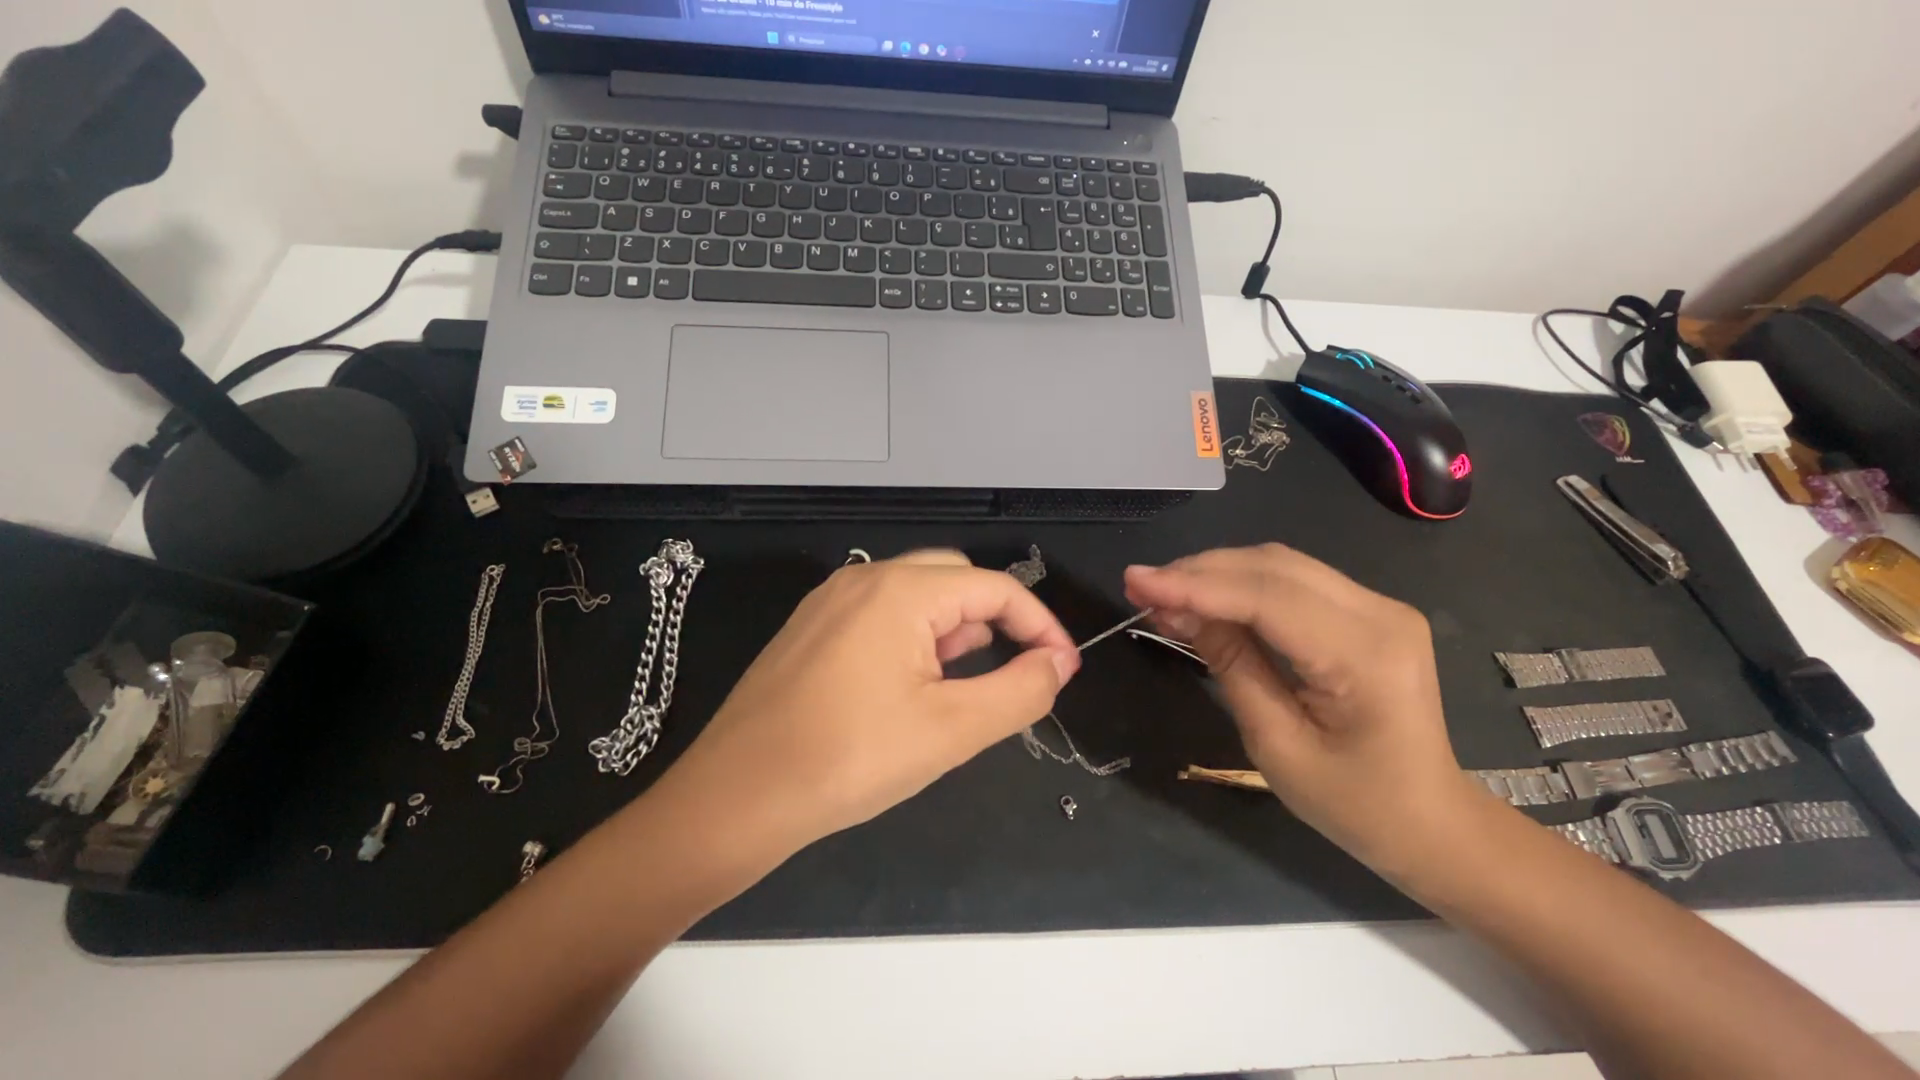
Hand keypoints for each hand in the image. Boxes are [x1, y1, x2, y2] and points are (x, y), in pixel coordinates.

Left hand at [664, 550, 1080, 859]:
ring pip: (915, 599)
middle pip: (954, 580)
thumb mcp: (952, 730)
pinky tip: (907, 693)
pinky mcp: (808, 631)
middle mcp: (862, 579)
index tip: (1062, 672)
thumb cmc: (848, 760)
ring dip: (953, 635)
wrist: (735, 798)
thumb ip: (1020, 691)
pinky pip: (878, 618)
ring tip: (957, 694)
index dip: (1040, 626)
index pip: (994, 587)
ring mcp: (828, 603)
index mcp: (899, 590)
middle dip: (995, 623)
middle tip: (1009, 679)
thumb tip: (1057, 664)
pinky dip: (913, 643)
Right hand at [1124, 544, 1480, 874]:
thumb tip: (1178, 613)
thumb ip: (1232, 667)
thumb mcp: (1277, 745)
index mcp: (1365, 655)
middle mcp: (1381, 613)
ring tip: (1162, 592)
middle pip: (1275, 567)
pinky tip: (1206, 598)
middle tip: (1140, 586)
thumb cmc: (1353, 803)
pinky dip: (1244, 585)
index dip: (1196, 585)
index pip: (1268, 597)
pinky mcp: (1371, 612)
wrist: (1429, 820)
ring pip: (1283, 566)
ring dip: (1218, 573)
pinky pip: (1296, 582)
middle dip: (1200, 571)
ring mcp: (1381, 607)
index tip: (1136, 582)